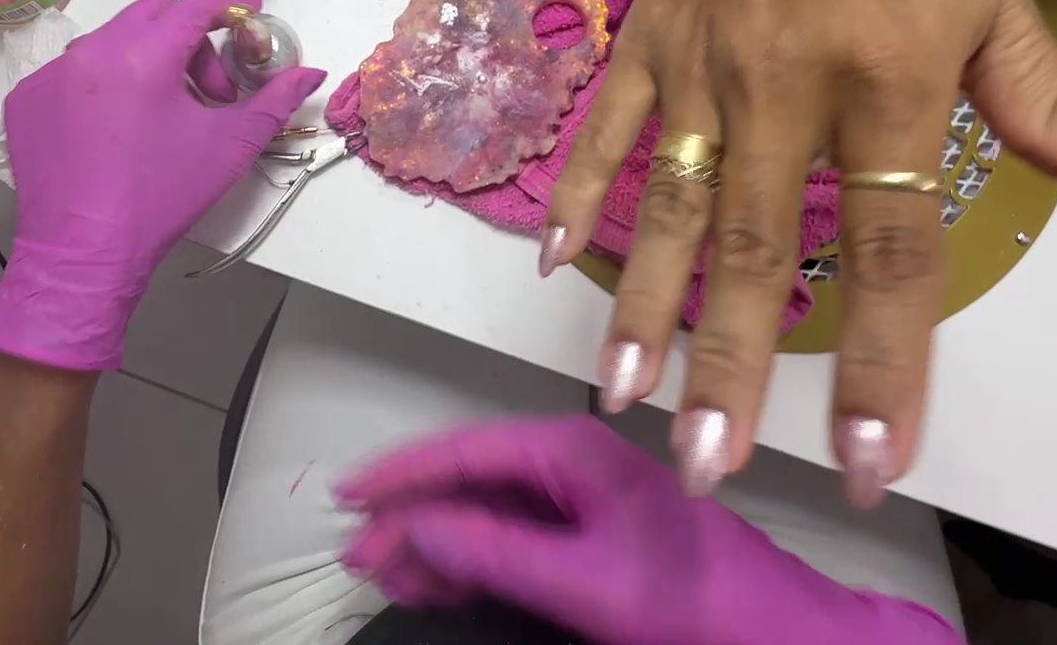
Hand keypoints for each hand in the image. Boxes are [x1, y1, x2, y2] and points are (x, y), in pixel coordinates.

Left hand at [0, 0, 326, 369]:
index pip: (194, 9)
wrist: (85, 253)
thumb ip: (274, 102)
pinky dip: (105, 83)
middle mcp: (91, 52)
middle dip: (189, 39)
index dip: (229, 7)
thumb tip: (311, 73)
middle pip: (152, 15)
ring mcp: (52, 74)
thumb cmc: (162, 197)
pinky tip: (117, 127)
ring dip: (147, 59)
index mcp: (143, 57)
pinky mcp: (27, 100)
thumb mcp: (228, 148)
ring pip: (112, 41)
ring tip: (163, 111)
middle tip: (208, 88)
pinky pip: (74, 71)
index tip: (251, 11)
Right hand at [334, 415, 958, 644]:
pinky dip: (467, 561)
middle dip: (409, 515)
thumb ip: (498, 552)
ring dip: (432, 541)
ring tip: (380, 568)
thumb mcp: (591, 583)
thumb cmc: (704, 606)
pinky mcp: (583, 541)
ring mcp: (574, 504)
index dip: (402, 473)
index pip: (464, 451)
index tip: (351, 494)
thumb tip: (416, 525)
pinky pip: (508, 543)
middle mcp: (566, 465)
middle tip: (357, 549)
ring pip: (482, 514)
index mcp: (568, 451)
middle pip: (467, 483)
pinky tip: (431, 576)